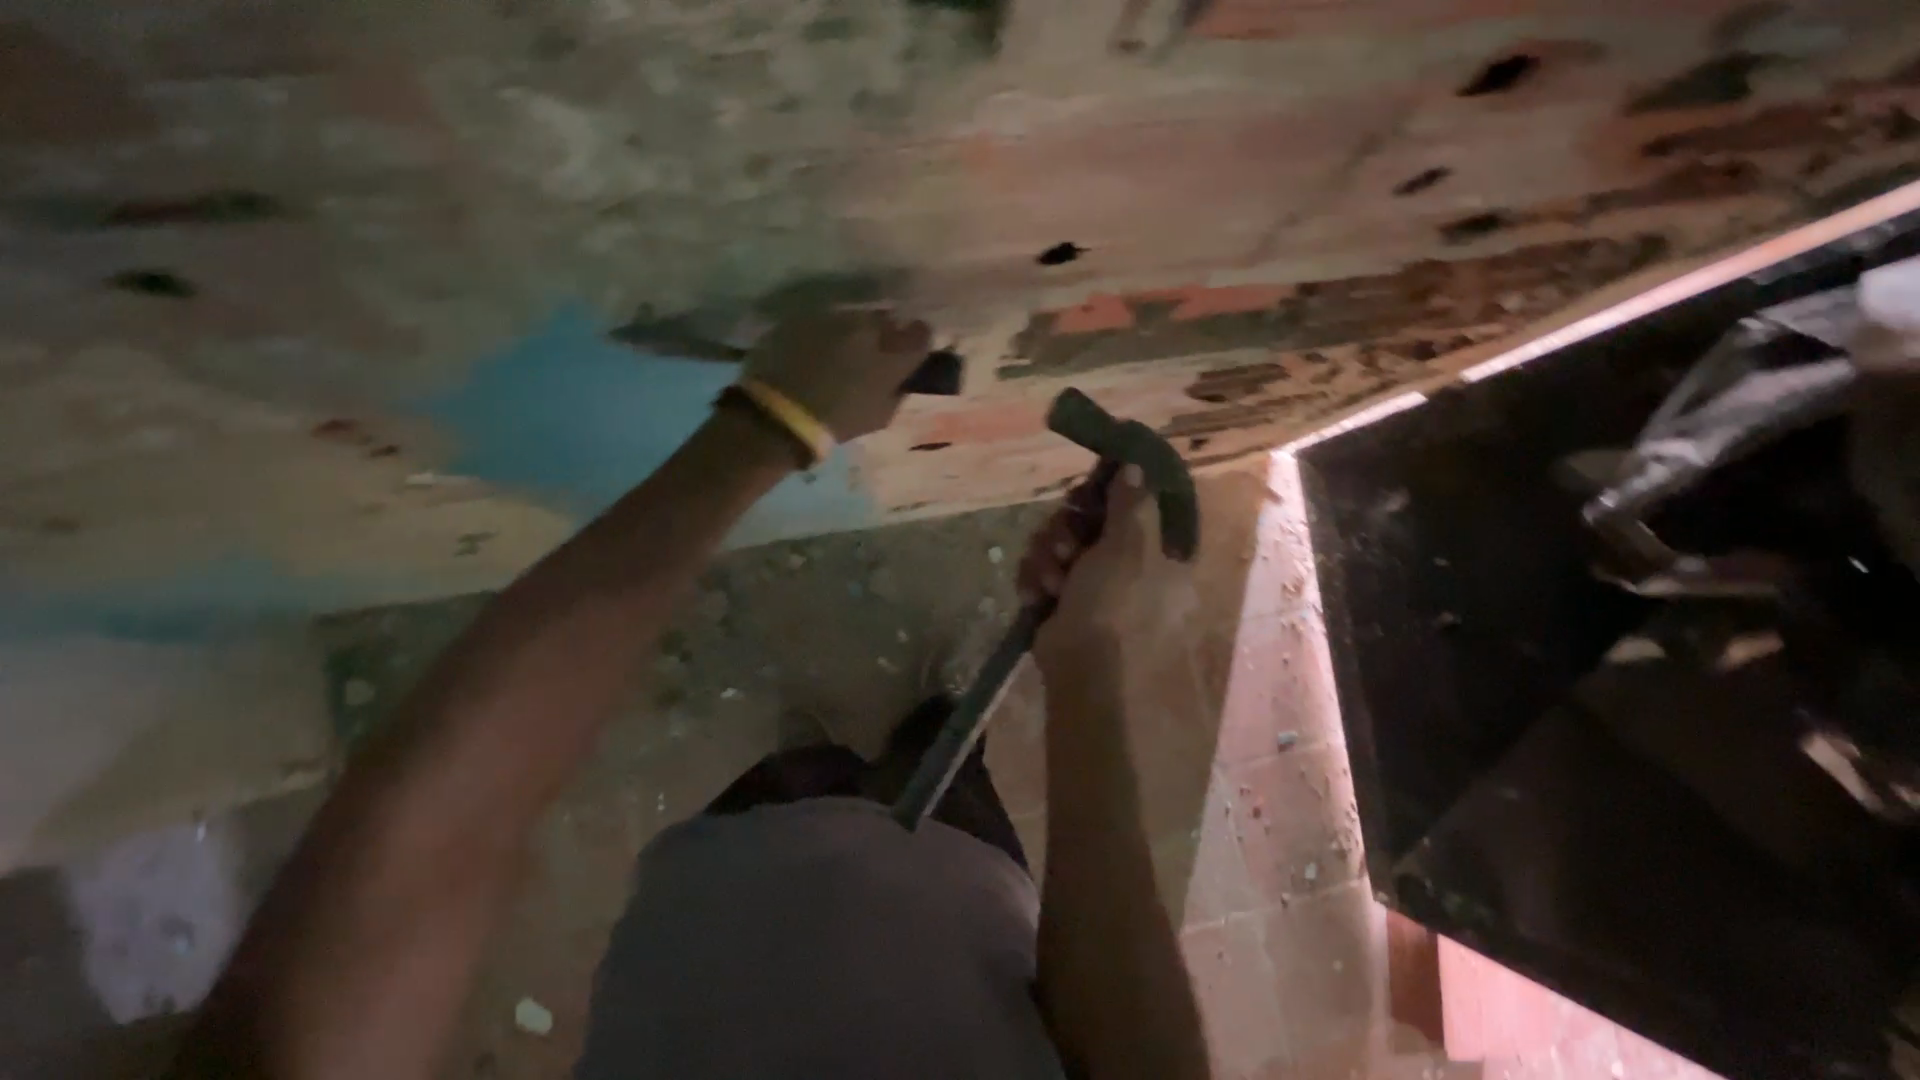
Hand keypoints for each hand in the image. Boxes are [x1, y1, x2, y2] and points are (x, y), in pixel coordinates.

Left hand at [742, 310, 932, 441]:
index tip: (910, 349)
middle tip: (872, 353)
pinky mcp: (802, 318)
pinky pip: (822, 321)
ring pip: (853, 317)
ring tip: (839, 352)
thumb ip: (897, 391)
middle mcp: (866, 329)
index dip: (917, 340)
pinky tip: (813, 352)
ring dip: (853, 331)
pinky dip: (823, 333)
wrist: (778, 415)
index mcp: (891, 357)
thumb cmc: (836, 423)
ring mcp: (832, 319)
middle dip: (883, 333)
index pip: (920, 335)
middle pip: (885, 319)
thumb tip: (901, 378)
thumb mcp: (879, 416)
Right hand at [1021, 465, 1193, 685]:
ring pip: (1060, 544)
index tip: (1087, 490)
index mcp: (1160, 558)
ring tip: (1052, 579)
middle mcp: (1130, 571)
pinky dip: (1037, 581)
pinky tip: (1038, 596)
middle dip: (1068, 530)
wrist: (1083, 670)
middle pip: (1090, 523)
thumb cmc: (1116, 604)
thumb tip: (1135, 465)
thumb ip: (1131, 502)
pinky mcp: (1062, 604)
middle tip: (1065, 543)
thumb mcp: (1131, 546)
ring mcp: (1093, 589)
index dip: (1107, 495)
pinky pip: (1042, 572)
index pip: (1134, 508)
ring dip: (1048, 557)